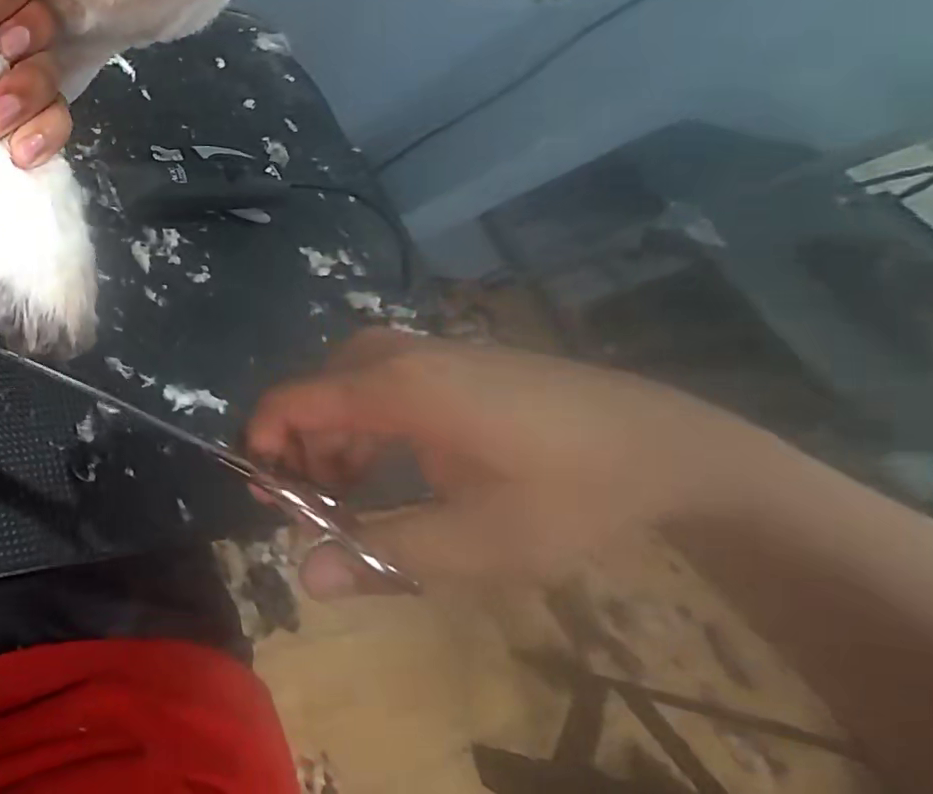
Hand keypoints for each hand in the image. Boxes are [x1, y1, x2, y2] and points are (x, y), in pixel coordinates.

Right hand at [246, 329, 786, 595]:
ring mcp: (427, 353)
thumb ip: (383, 554)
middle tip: (311, 507)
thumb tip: (307, 578)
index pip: (293, 400)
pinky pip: (378, 382)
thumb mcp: (479, 541)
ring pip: (344, 386)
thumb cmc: (572, 491)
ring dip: (332, 439)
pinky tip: (391, 468)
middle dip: (299, 449)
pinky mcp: (450, 361)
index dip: (263, 442)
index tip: (266, 495)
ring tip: (346, 497)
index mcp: (396, 388)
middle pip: (314, 391)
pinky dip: (364, 424)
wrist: (669, 442)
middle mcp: (399, 356)